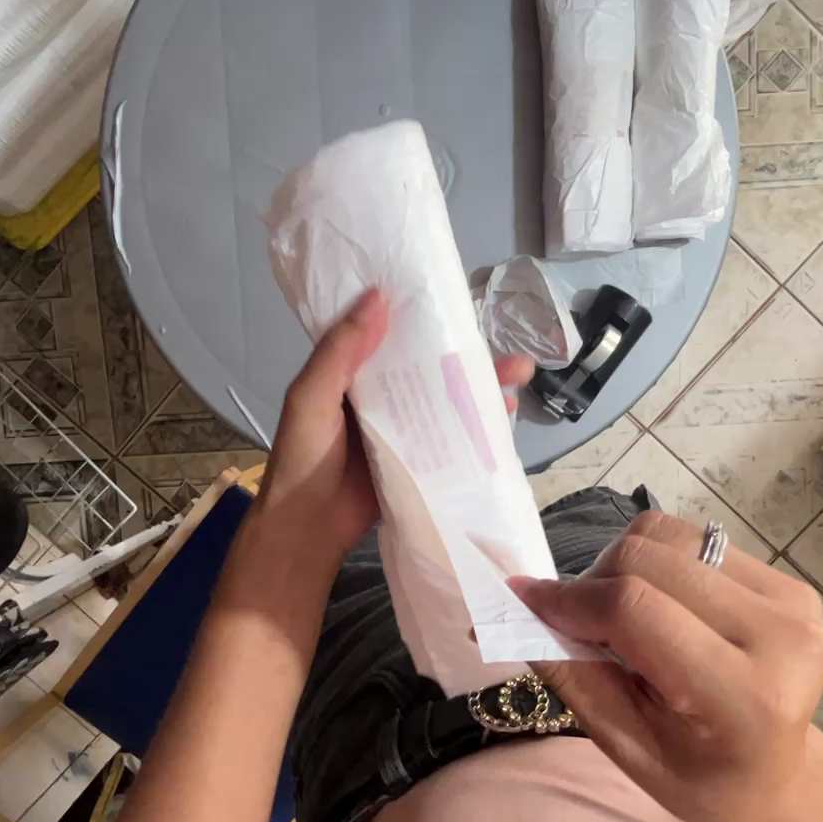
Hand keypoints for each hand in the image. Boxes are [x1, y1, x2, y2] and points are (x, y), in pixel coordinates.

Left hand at [255, 289, 537, 563]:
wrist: (308, 525)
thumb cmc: (303, 455)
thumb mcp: (311, 395)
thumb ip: (341, 350)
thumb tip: (378, 296)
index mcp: (353, 374)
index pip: (393, 337)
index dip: (423, 319)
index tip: (459, 304)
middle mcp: (382, 397)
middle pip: (432, 369)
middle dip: (470, 358)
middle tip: (510, 352)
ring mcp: (403, 430)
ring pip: (447, 400)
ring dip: (481, 389)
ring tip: (518, 376)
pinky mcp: (416, 460)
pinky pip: (449, 438)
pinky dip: (476, 427)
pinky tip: (504, 417)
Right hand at [511, 511, 822, 821]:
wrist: (779, 779)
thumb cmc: (695, 776)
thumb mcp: (624, 745)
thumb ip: (572, 672)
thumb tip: (517, 606)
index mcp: (741, 696)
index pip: (634, 609)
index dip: (570, 597)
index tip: (526, 598)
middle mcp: (779, 636)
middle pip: (648, 558)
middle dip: (593, 579)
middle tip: (580, 618)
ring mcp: (793, 603)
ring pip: (669, 537)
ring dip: (625, 564)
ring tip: (623, 611)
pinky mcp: (792, 584)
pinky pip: (696, 540)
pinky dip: (659, 563)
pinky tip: (664, 604)